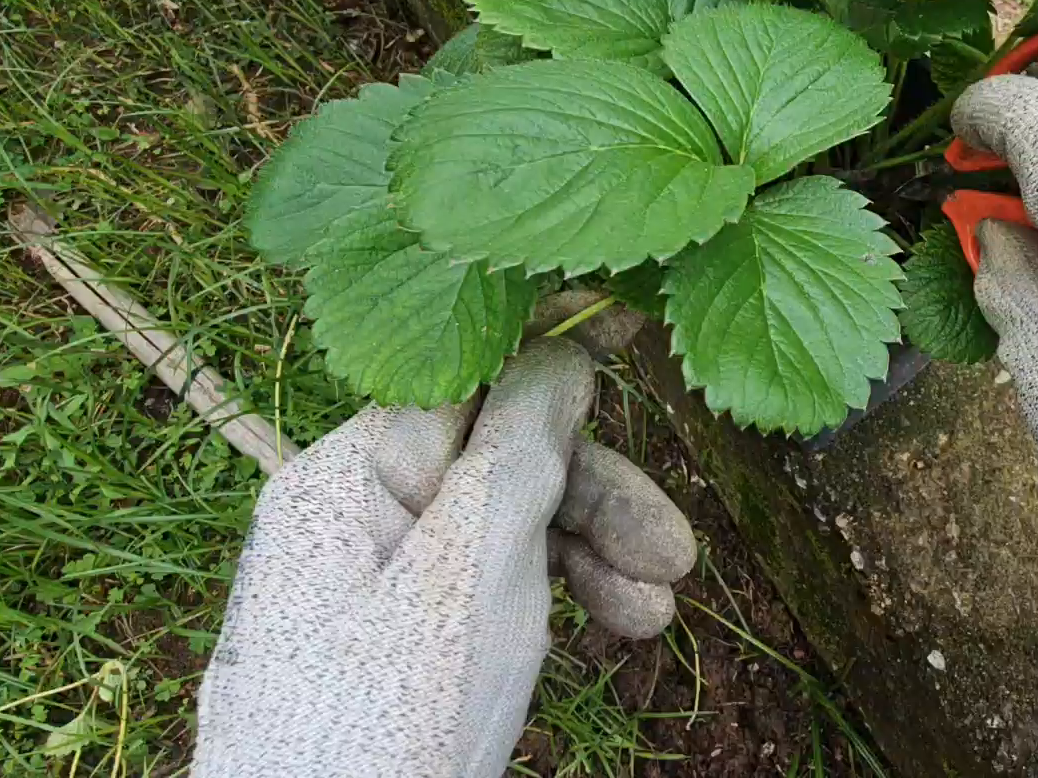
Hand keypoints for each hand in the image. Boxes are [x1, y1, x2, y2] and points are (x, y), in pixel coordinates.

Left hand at [192, 339, 695, 777]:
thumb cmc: (390, 718)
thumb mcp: (477, 562)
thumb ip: (524, 442)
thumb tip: (564, 352)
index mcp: (359, 471)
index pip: (477, 372)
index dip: (559, 344)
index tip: (634, 318)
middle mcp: (372, 507)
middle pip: (515, 459)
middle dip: (604, 500)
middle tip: (678, 551)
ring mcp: (395, 568)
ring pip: (522, 520)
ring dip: (600, 554)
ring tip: (659, 610)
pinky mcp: (417, 621)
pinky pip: (506, 575)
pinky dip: (568, 593)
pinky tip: (622, 626)